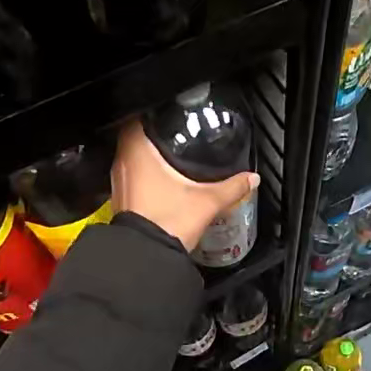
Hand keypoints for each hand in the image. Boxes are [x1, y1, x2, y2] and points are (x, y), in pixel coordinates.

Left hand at [111, 120, 257, 250]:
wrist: (147, 257)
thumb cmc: (169, 222)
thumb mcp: (206, 202)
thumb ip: (231, 187)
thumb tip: (251, 178)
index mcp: (137, 152)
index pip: (136, 118)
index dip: (151, 113)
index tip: (167, 113)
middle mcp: (122, 164)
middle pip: (134, 138)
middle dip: (153, 135)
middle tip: (175, 133)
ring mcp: (118, 184)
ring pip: (131, 160)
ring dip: (147, 158)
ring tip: (171, 155)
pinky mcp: (120, 202)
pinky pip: (132, 180)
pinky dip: (144, 177)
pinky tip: (163, 183)